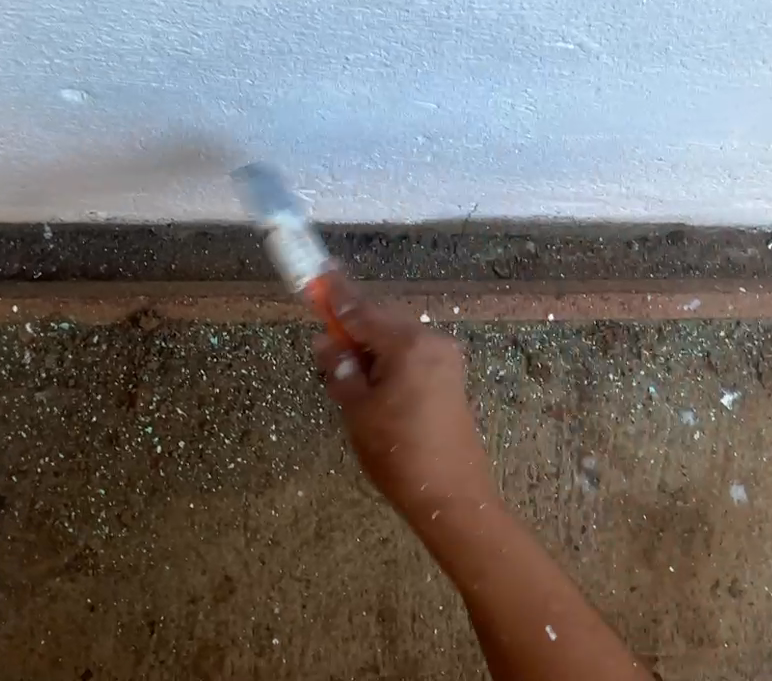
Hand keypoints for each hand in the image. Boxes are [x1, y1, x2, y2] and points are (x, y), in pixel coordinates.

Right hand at [310, 281, 497, 524]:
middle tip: (326, 339)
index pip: (361, 310)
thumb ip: (340, 368)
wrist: (453, 498)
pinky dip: (389, 356)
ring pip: (396, 335)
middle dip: (352, 324)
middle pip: (382, 318)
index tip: (318, 273)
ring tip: (348, 369)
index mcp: (408, 344)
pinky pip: (411, 352)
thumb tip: (326, 341)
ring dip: (370, 342)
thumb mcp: (357, 411)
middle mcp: (431, 341)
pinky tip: (373, 377)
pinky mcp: (451, 375)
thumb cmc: (399, 454)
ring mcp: (446, 357)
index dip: (335, 295)